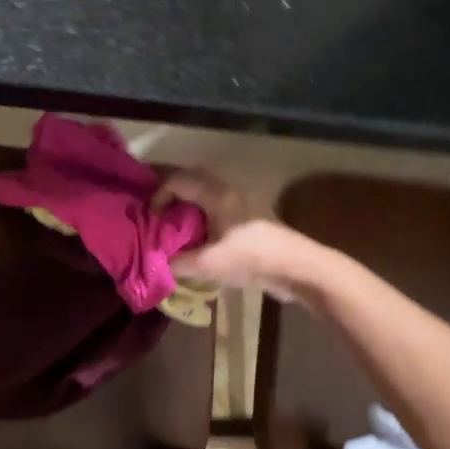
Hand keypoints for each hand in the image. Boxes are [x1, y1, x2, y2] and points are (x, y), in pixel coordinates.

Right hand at [154, 169, 303, 298]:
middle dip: (174, 195)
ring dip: (191, 205)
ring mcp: (245, 202)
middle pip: (195, 180)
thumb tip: (158, 262)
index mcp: (218, 195)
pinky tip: (202, 238)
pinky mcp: (253, 217)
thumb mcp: (206, 265)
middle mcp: (231, 191)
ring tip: (179, 229)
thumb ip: (176, 262)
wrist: (297, 268)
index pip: (179, 180)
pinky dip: (205, 215)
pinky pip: (221, 206)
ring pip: (209, 193)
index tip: (152, 217)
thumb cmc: (250, 259)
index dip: (160, 195)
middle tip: (162, 216)